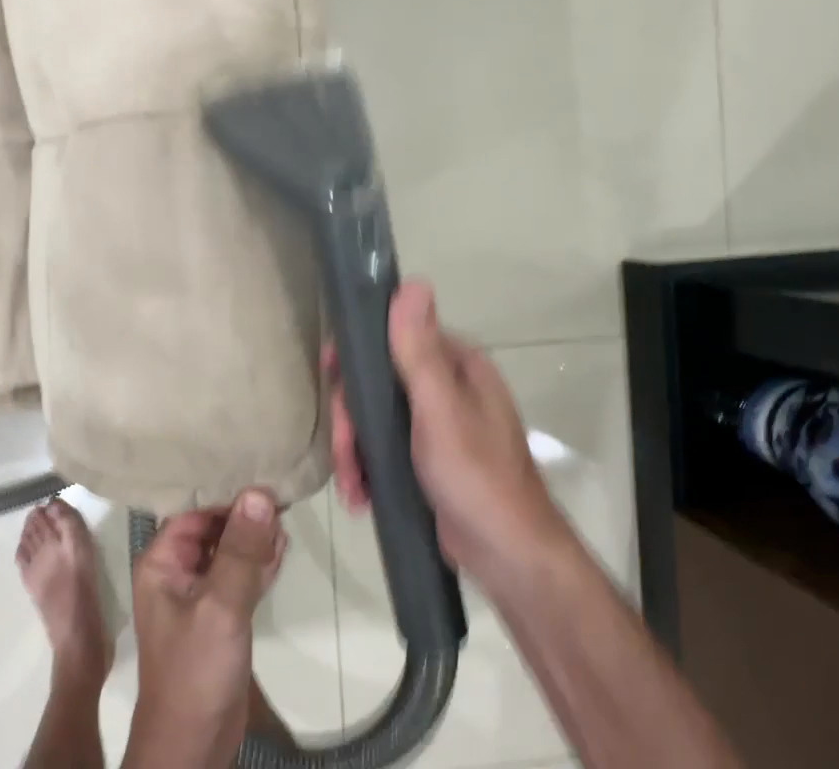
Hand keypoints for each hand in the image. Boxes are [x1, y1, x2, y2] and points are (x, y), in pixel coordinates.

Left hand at [124, 488, 287, 768]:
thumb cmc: (196, 668)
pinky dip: (258, 564)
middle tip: (282, 496)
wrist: (193, 741)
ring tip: (286, 520)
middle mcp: (176, 572)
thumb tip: (260, 493)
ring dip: (254, 539)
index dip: (226, 495)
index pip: (193, 511)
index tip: (263, 479)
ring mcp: (198, 595)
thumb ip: (241, 550)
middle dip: (244, 515)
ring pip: (228, 552)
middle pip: (212, 528)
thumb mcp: (221, 604)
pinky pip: (239, 577)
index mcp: (161, 562)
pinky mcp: (219, 616)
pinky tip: (281, 549)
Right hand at [326, 280, 565, 587]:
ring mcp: (437, 427)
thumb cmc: (476, 476)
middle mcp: (448, 388)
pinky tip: (361, 497)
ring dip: (355, 452)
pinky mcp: (428, 461)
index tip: (330, 380)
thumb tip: (411, 283)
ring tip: (352, 489)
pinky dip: (368, 471)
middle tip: (345, 458)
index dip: (356, 357)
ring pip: (375, 421)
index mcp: (458, 366)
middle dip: (353, 422)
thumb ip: (419, 351)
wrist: (508, 555)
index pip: (393, 339)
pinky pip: (384, 451)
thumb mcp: (441, 410)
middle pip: (377, 385)